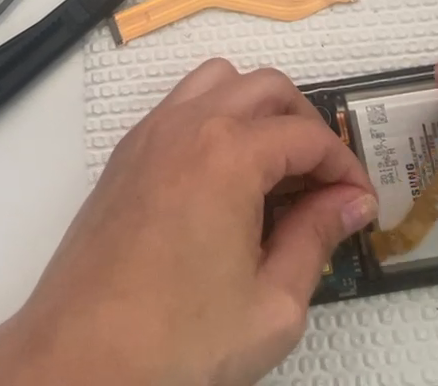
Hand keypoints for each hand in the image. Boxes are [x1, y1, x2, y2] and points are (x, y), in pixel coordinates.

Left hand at [0, 58, 374, 385]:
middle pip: (267, 87)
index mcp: (230, 153)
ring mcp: (151, 132)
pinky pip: (182, 104)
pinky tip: (224, 176)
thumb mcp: (271, 305)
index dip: (345, 167)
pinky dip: (215, 116)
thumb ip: (316, 239)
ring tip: (273, 168)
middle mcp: (189, 124)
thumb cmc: (177, 343)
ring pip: (220, 80)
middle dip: (306, 126)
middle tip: (321, 182)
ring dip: (257, 108)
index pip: (308, 136)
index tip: (359, 203)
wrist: (78, 361)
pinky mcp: (126, 152)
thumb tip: (350, 202)